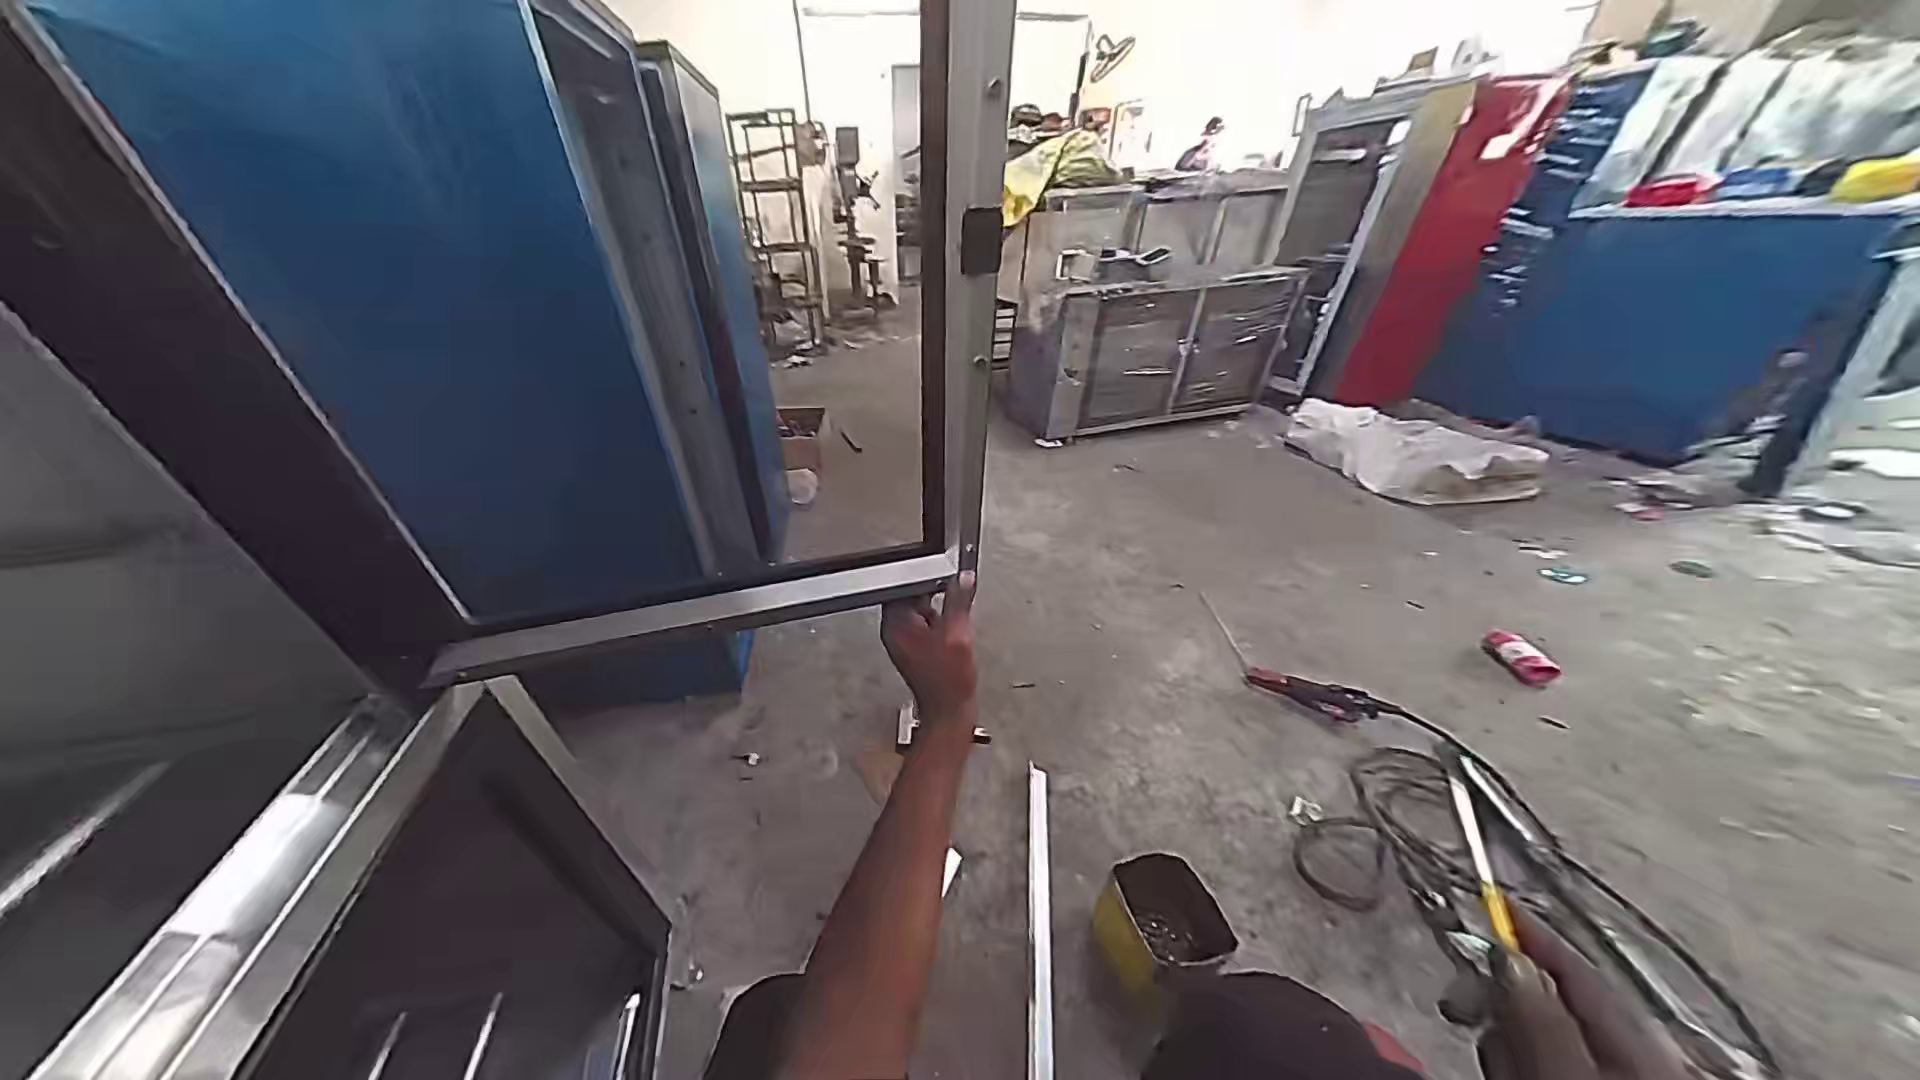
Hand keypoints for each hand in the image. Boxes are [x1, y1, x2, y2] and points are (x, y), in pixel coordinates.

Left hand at [881, 571, 977, 724]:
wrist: (949, 712)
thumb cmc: (947, 681)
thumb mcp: (957, 633)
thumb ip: (958, 601)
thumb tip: (963, 578)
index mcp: (897, 625)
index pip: (905, 586)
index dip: (926, 577)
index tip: (944, 574)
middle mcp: (895, 632)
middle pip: (913, 597)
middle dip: (935, 596)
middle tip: (952, 604)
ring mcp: (904, 642)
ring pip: (921, 611)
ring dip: (939, 611)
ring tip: (953, 627)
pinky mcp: (915, 650)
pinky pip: (927, 626)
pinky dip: (940, 625)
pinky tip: (953, 637)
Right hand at [1479, 908, 1691, 1079]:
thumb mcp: (1563, 1078)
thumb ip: (1537, 1014)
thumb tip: (1507, 955)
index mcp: (1642, 1045)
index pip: (1575, 968)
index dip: (1527, 929)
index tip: (1484, 898)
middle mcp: (1638, 1058)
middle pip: (1552, 998)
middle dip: (1500, 998)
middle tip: (1455, 1007)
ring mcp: (1613, 1076)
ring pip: (1542, 1034)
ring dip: (1507, 1041)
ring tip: (1500, 1067)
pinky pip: (1545, 1061)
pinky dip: (1519, 1063)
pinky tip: (1513, 1074)